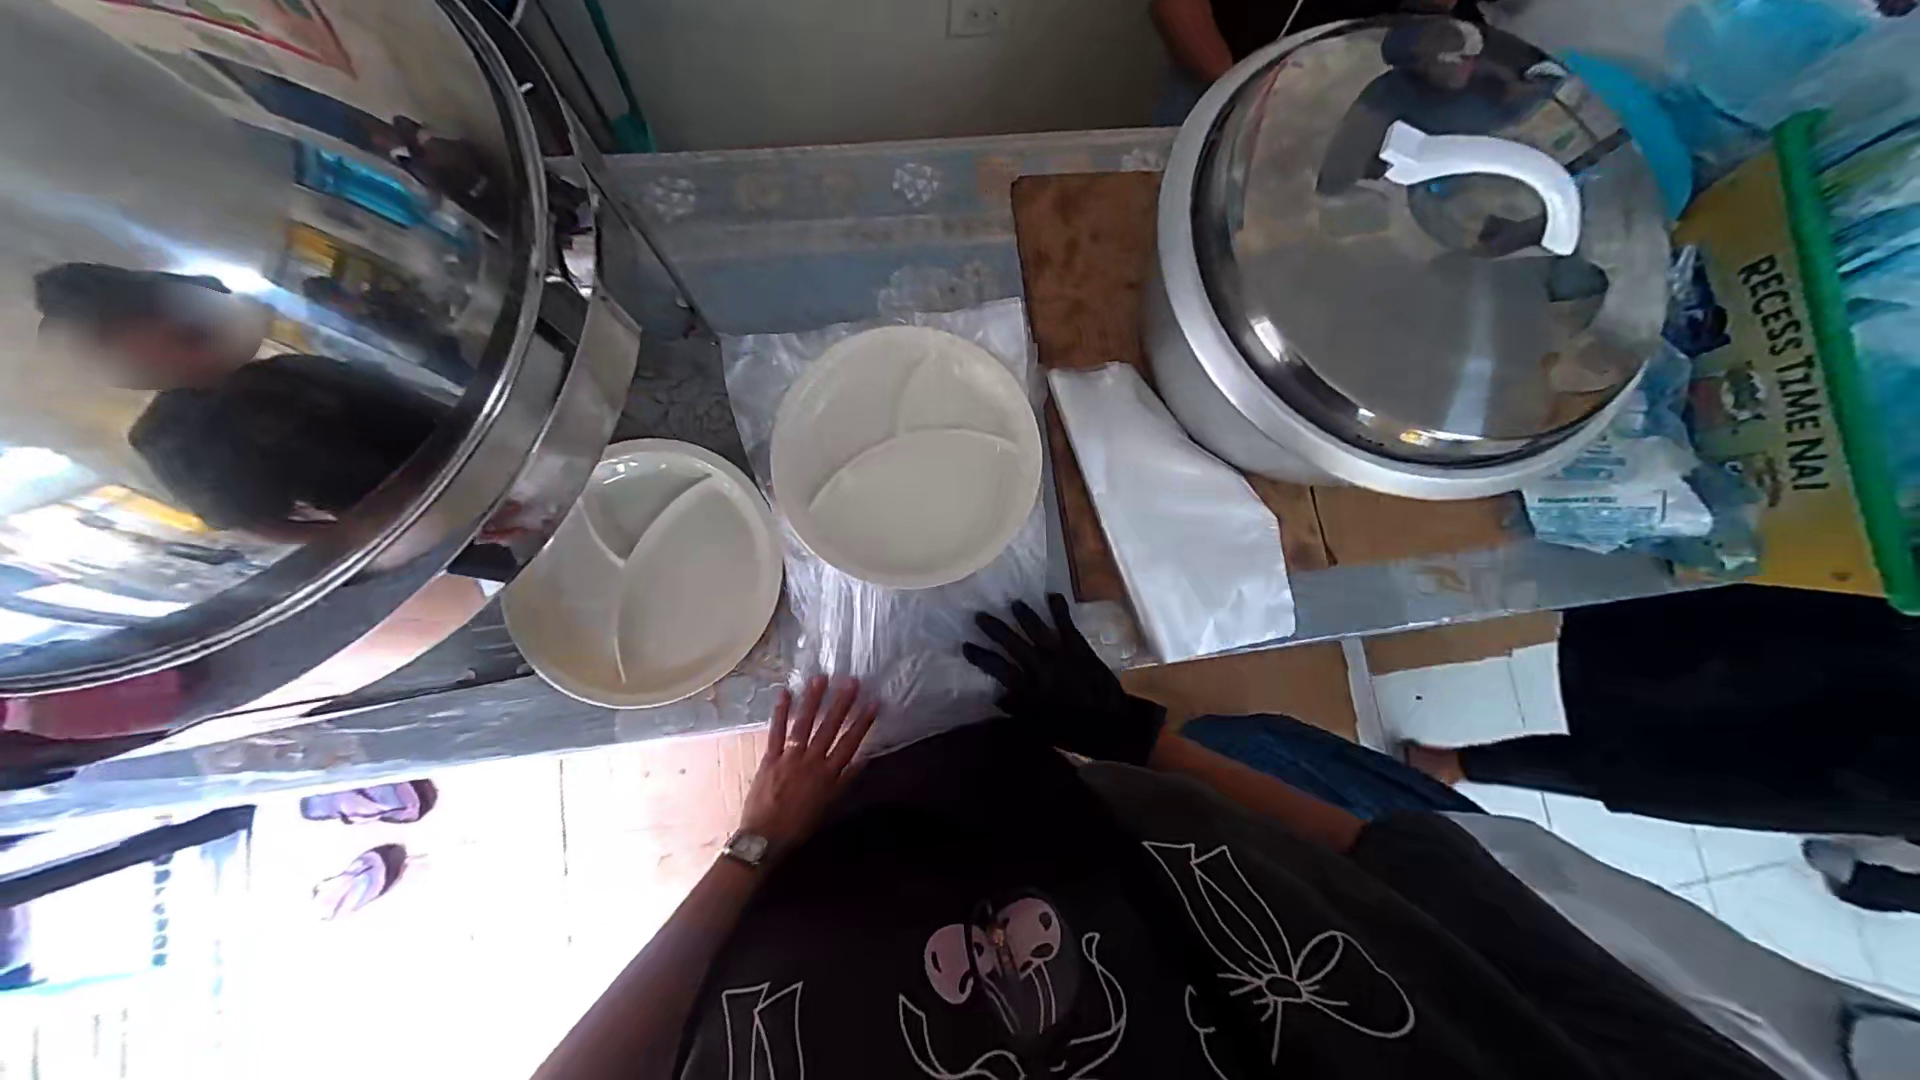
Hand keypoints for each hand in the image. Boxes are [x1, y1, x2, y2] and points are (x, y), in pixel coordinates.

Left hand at [738, 675, 877, 859]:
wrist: (764, 839)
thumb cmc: (800, 825)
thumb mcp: (829, 805)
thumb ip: (846, 780)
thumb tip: (864, 759)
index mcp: (828, 774)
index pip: (850, 743)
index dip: (863, 722)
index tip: (873, 702)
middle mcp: (811, 761)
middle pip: (829, 728)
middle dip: (842, 704)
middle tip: (851, 682)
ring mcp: (789, 758)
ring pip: (804, 724)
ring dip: (813, 700)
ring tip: (821, 679)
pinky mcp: (770, 758)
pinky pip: (776, 732)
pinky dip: (781, 712)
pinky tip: (786, 693)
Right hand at [963, 594, 1165, 764]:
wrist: (1111, 725)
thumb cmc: (1071, 730)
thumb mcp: (1037, 727)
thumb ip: (1016, 710)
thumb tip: (997, 696)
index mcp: (1026, 688)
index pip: (996, 668)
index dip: (979, 656)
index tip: (965, 646)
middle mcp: (1039, 667)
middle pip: (1011, 642)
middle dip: (994, 628)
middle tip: (980, 615)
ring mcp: (1059, 654)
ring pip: (1036, 628)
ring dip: (1024, 615)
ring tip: (1014, 603)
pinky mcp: (1078, 647)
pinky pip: (1066, 624)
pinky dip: (1059, 608)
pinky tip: (1052, 595)